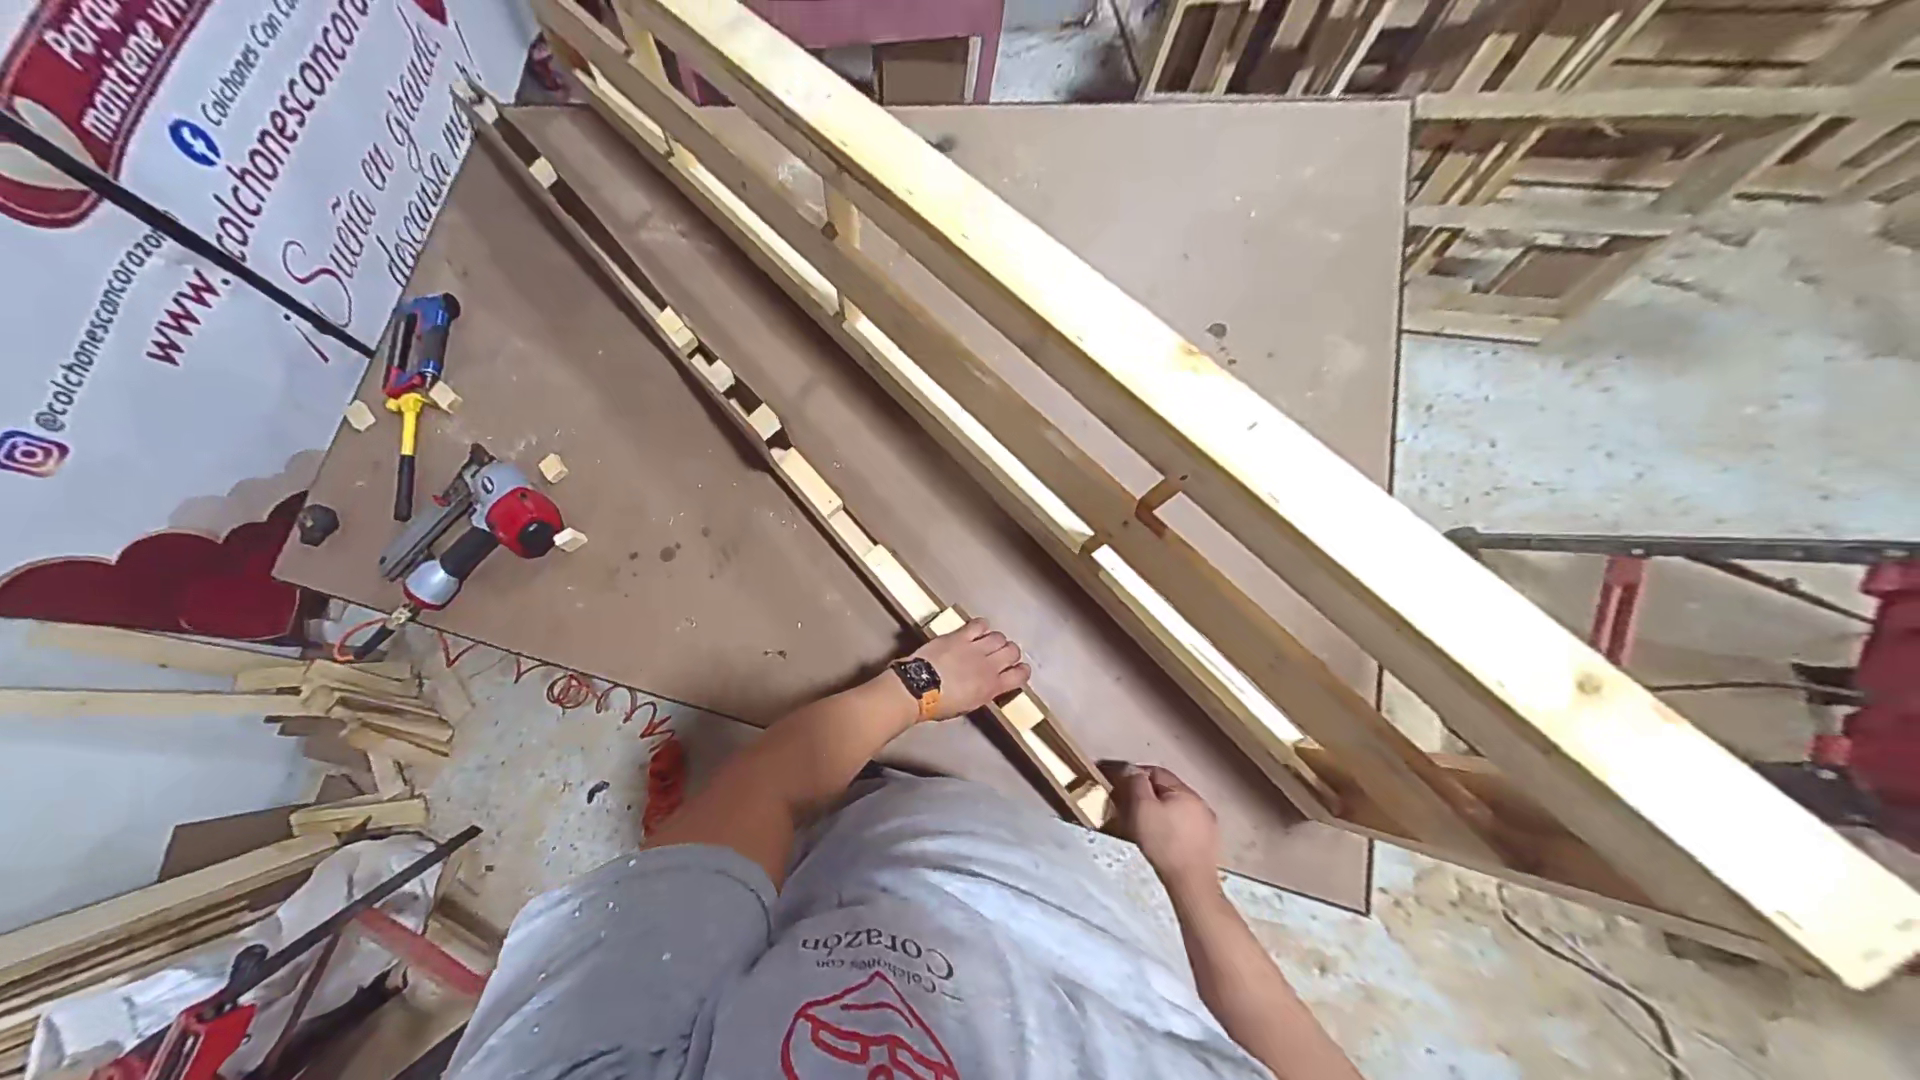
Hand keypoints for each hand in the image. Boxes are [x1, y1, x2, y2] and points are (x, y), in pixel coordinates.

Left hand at [906, 618, 1029, 721]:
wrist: (919, 687)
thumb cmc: (940, 703)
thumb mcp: (969, 705)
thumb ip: (984, 692)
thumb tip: (988, 685)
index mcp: (992, 687)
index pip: (1020, 675)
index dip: (1022, 671)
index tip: (1018, 669)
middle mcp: (989, 665)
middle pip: (1012, 651)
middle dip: (1010, 652)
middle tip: (1002, 654)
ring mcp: (975, 648)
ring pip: (999, 637)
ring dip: (996, 639)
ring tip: (989, 642)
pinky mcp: (960, 636)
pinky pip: (979, 624)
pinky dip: (982, 626)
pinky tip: (978, 629)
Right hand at [1113, 764, 1220, 890]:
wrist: (1192, 884)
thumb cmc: (1164, 844)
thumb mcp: (1142, 808)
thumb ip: (1136, 784)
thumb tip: (1133, 770)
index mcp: (1185, 791)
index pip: (1156, 772)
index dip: (1135, 775)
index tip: (1121, 784)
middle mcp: (1201, 803)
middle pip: (1167, 789)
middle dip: (1148, 793)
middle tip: (1130, 804)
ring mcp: (1207, 824)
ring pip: (1177, 808)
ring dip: (1161, 810)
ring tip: (1144, 823)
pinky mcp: (1208, 843)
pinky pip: (1185, 825)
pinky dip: (1171, 826)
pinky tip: (1163, 839)